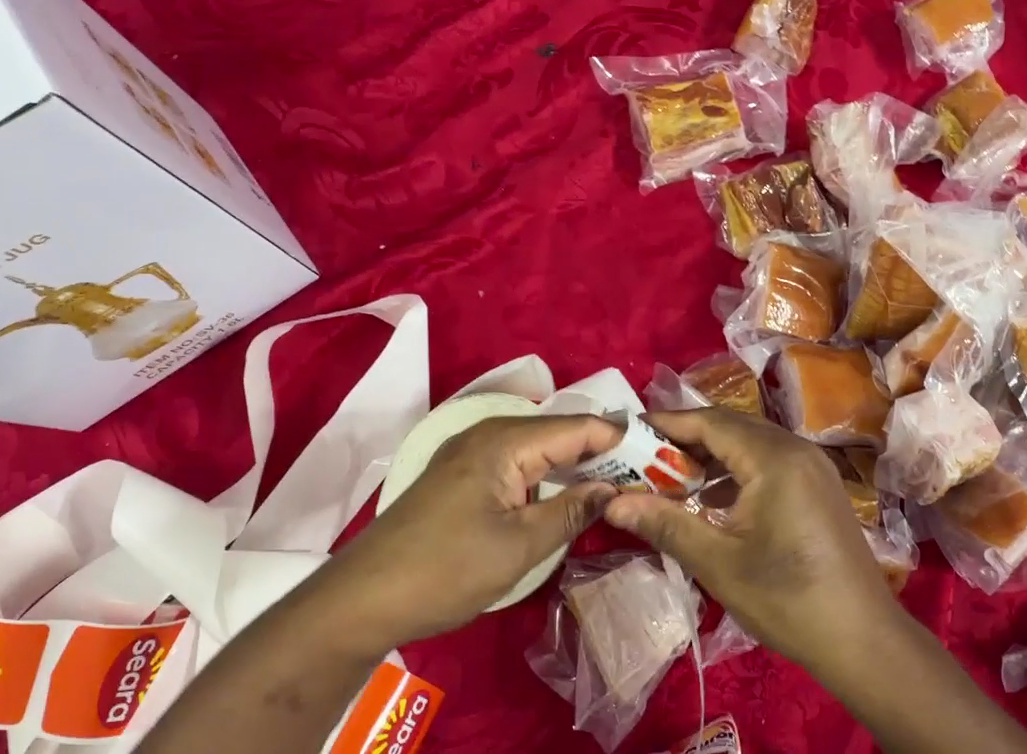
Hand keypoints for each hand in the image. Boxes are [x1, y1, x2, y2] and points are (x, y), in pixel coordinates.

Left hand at [319, 414, 623, 651]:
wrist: (362, 600)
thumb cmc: (446, 570)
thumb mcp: (520, 546)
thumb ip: (573, 510)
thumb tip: (617, 488)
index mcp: (506, 440)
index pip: (581, 427)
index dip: (624, 439)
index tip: (664, 456)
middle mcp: (491, 434)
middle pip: (562, 433)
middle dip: (606, 452)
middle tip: (651, 474)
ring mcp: (473, 453)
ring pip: (541, 448)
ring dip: (579, 465)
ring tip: (623, 484)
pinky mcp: (464, 475)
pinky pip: (520, 463)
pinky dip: (550, 476)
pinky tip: (571, 494)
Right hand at [601, 408, 899, 669]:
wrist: (861, 637)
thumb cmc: (786, 598)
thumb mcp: (717, 562)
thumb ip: (665, 524)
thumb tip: (613, 503)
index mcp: (773, 457)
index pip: (710, 422)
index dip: (666, 425)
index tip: (627, 433)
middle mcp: (796, 448)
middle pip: (731, 427)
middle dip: (685, 440)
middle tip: (640, 458)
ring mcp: (812, 465)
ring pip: (750, 443)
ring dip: (711, 456)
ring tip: (669, 479)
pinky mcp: (818, 485)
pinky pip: (769, 461)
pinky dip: (736, 471)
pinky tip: (711, 498)